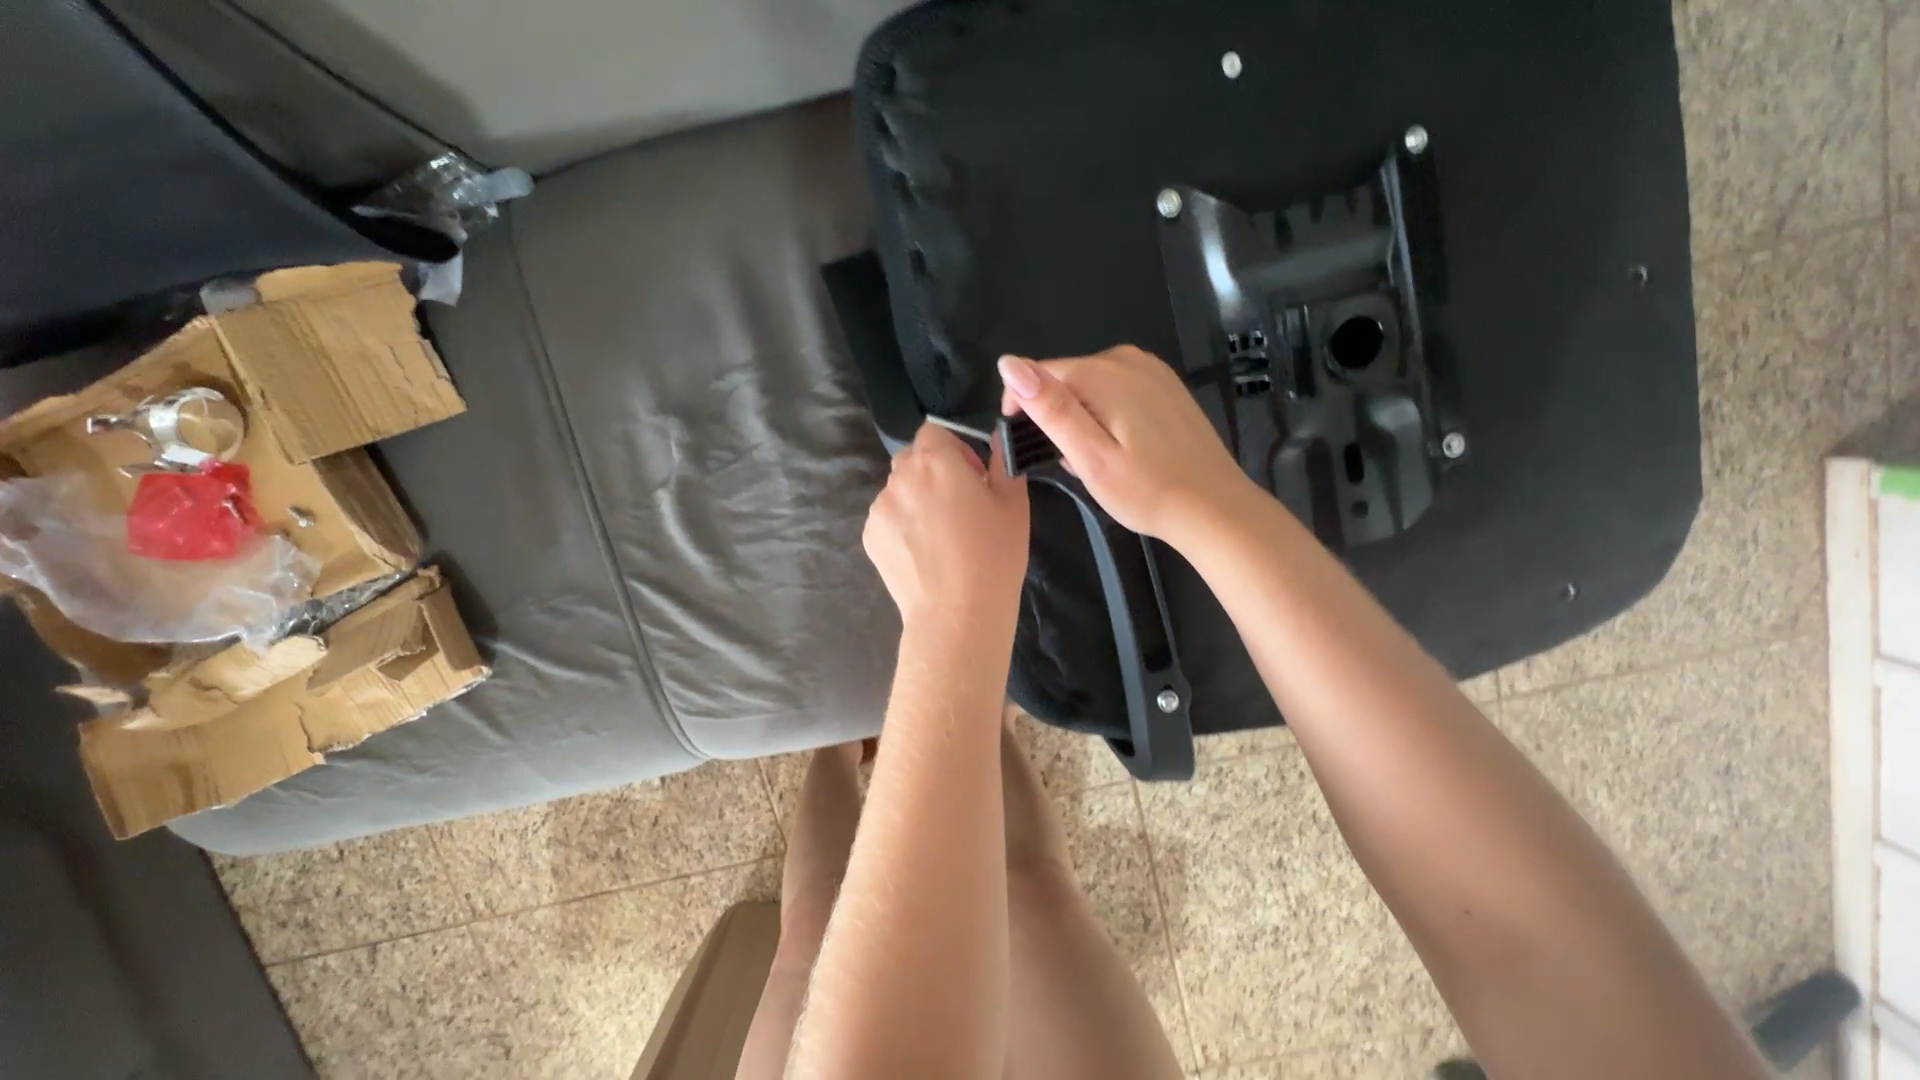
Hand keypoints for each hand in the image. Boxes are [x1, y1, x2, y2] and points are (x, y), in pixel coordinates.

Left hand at [863, 422, 1029, 631]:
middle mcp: (900, 477)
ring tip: (938, 537)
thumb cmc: (994, 556)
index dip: (953, 449)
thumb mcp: (1014, 504)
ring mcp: (880, 508)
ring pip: (898, 490)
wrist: (957, 614)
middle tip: (958, 507)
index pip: (934, 432)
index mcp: (936, 461)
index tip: (971, 478)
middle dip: (932, 472)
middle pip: (912, 459)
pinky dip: (902, 526)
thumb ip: (1003, 464)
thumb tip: (997, 444)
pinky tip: (922, 554)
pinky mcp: (869, 536)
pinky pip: (887, 518)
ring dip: (915, 500)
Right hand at [998, 347, 1254, 544]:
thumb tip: (1008, 363)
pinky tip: (1122, 448)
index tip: (1027, 445)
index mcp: (1102, 373)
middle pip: (1066, 378)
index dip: (1022, 406)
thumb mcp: (1088, 455)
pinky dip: (1108, 413)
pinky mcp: (1166, 385)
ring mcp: (1151, 369)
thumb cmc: (1145, 490)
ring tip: (1098, 460)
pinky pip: (1119, 389)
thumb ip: (1049, 407)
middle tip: (1073, 463)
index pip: (1036, 373)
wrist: (1213, 506)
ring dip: (1082, 417)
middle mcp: (1126, 358)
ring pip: (1092, 385)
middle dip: (1056, 415)